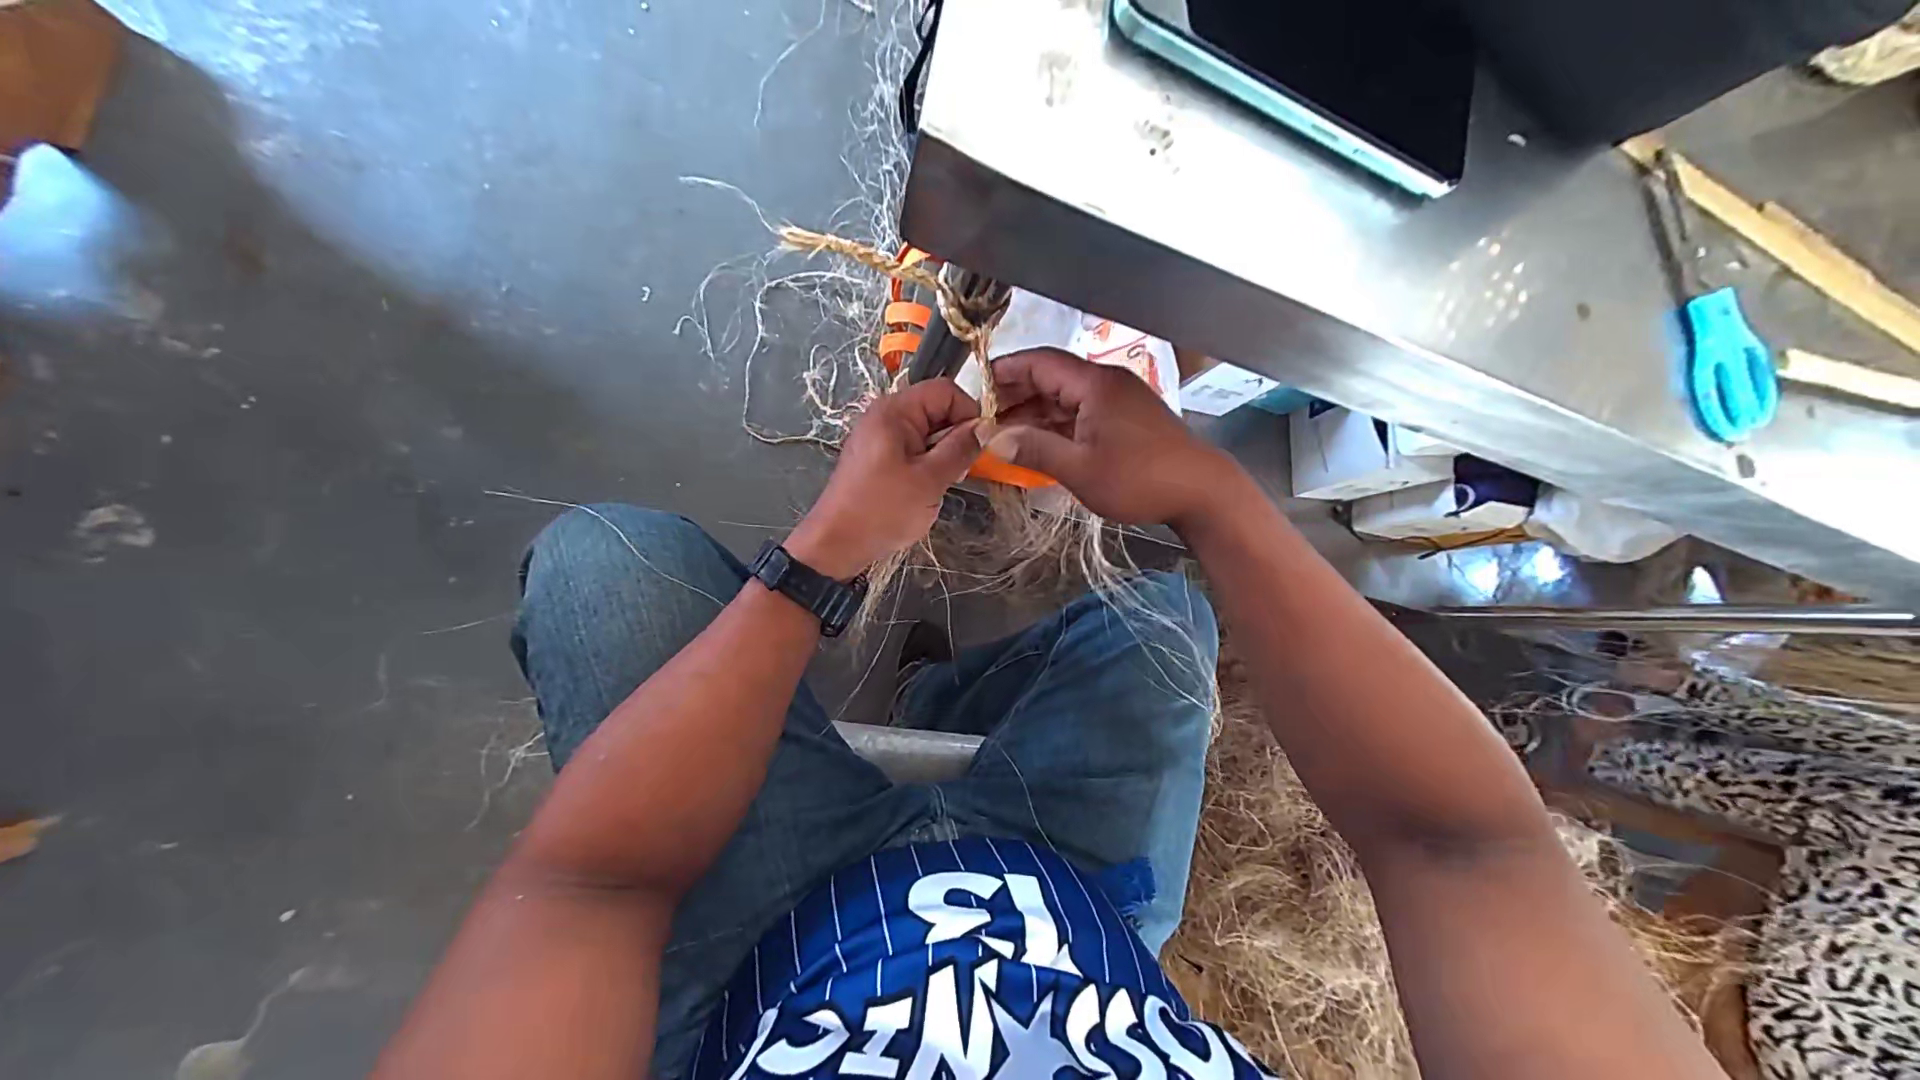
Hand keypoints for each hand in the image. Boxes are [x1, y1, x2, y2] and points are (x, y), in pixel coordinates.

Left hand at [786, 378, 983, 579]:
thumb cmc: (883, 510)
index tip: (978, 445)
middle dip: (956, 436)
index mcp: (894, 410)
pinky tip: (925, 489)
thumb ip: (961, 448)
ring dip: (943, 454)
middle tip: (957, 471)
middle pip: (936, 409)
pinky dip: (927, 465)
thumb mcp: (930, 479)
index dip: (969, 412)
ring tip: (939, 484)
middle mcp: (885, 415)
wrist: (837, 544)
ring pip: (928, 432)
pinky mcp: (878, 457)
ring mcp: (880, 437)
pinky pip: (913, 449)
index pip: (945, 390)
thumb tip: (987, 426)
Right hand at [987, 348, 1239, 528]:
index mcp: (1095, 384)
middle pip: (1050, 378)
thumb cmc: (1141, 480)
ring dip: (1034, 413)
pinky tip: (1038, 442)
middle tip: (985, 417)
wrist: (1201, 492)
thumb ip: (1034, 450)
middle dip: (1015, 396)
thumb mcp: (1080, 469)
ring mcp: (1118, 400)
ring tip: (1005, 434)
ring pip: (1065, 398)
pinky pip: (1081, 413)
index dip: (1004, 372)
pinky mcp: (1126, 418)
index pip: (1039, 362)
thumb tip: (995, 439)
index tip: (977, 388)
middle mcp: (1106, 383)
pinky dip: (1056, 424)